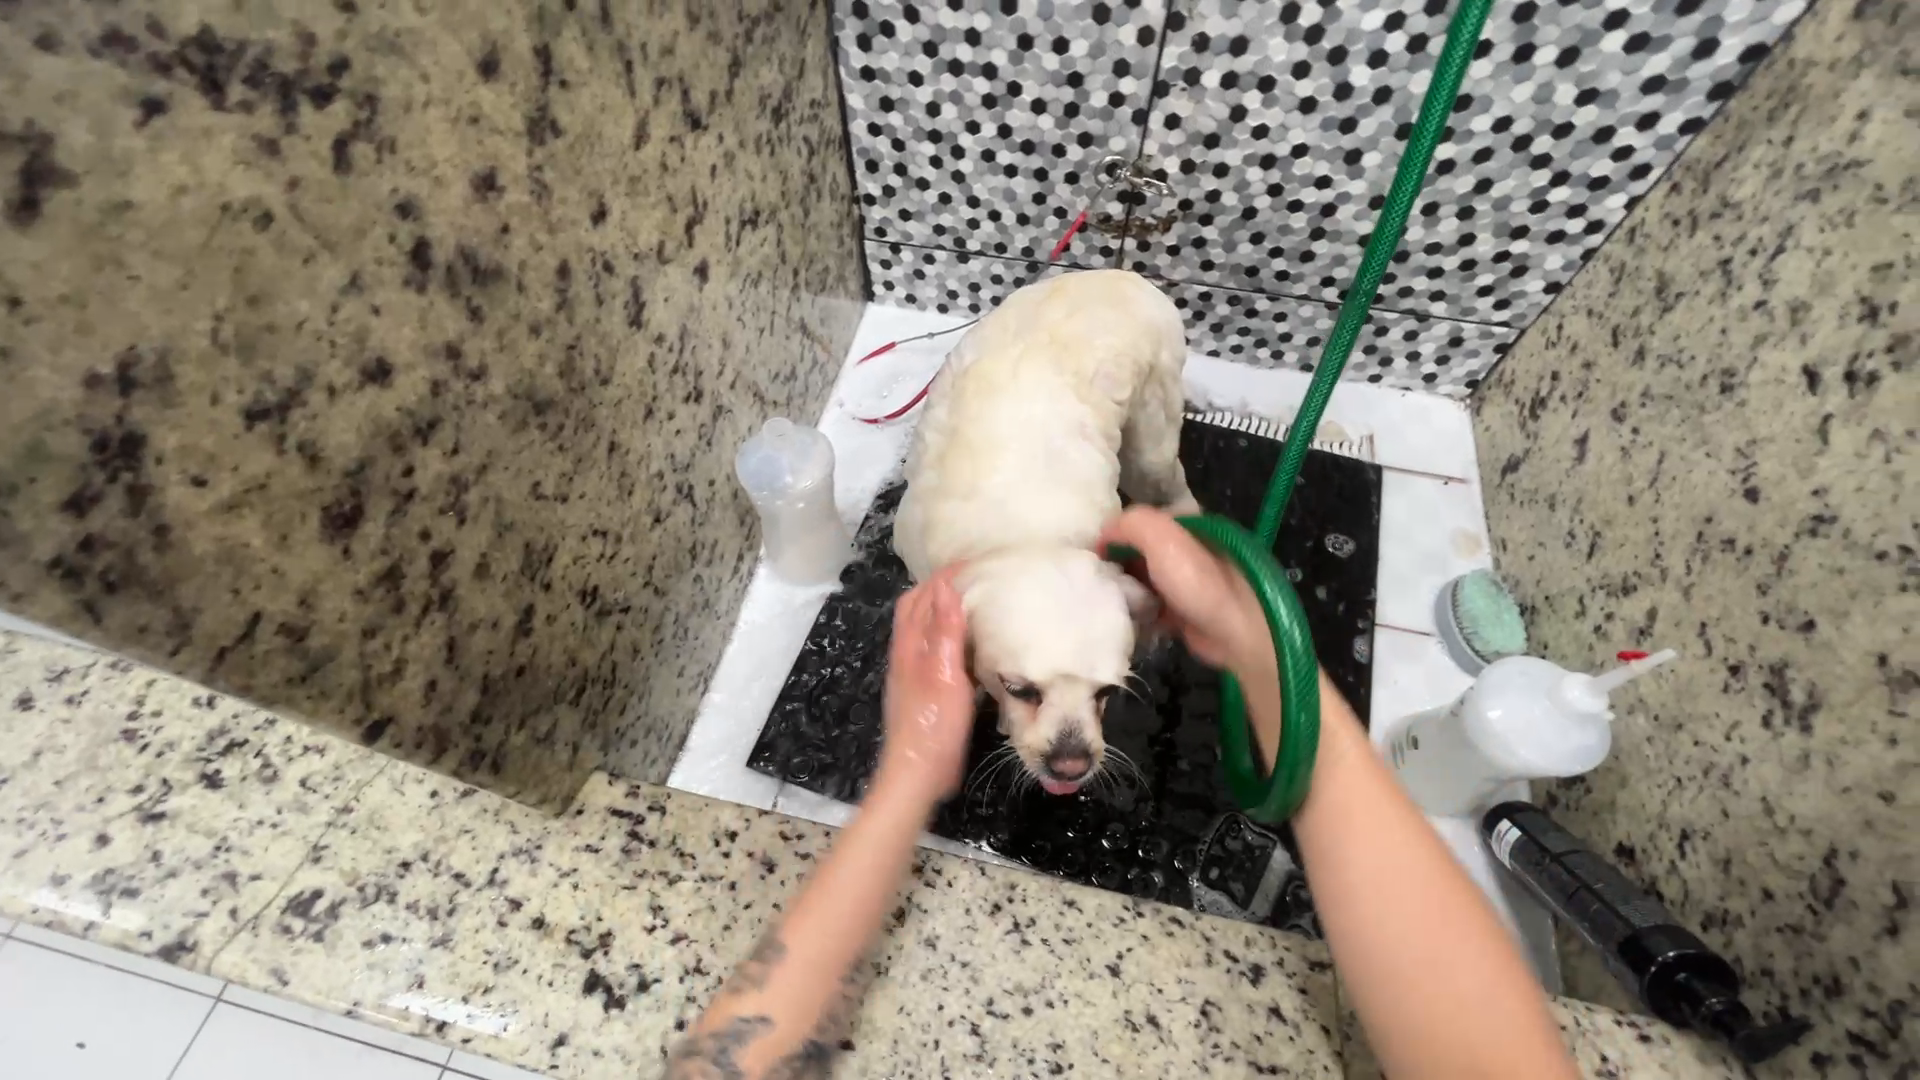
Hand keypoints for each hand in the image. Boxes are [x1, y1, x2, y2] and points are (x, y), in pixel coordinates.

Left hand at [875, 564, 975, 804]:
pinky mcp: (924, 691)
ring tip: (979, 605)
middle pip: (917, 609)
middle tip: (975, 580)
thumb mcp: (945, 675)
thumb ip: (945, 632)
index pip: (920, 597)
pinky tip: (974, 646)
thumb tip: (947, 587)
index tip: (973, 565)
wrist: (917, 774)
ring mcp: (913, 674)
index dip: (943, 578)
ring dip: (946, 612)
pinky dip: (952, 638)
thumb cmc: (934, 726)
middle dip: (941, 589)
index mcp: (909, 646)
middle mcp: (907, 655)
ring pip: (926, 630)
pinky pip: (935, 651)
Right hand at [1097, 506, 1274, 679]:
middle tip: (1098, 580)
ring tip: (1106, 600)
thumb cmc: (1199, 581)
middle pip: (1137, 551)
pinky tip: (1124, 617)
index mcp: (1185, 524)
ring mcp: (1185, 582)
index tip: (1095, 554)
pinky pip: (1149, 606)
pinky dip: (1136, 612)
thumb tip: (1102, 535)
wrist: (1238, 632)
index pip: (1139, 522)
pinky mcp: (1182, 611)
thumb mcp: (1163, 537)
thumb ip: (1130, 524)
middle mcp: (1185, 550)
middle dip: (1117, 564)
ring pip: (1140, 580)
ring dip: (1124, 591)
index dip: (1115, 534)